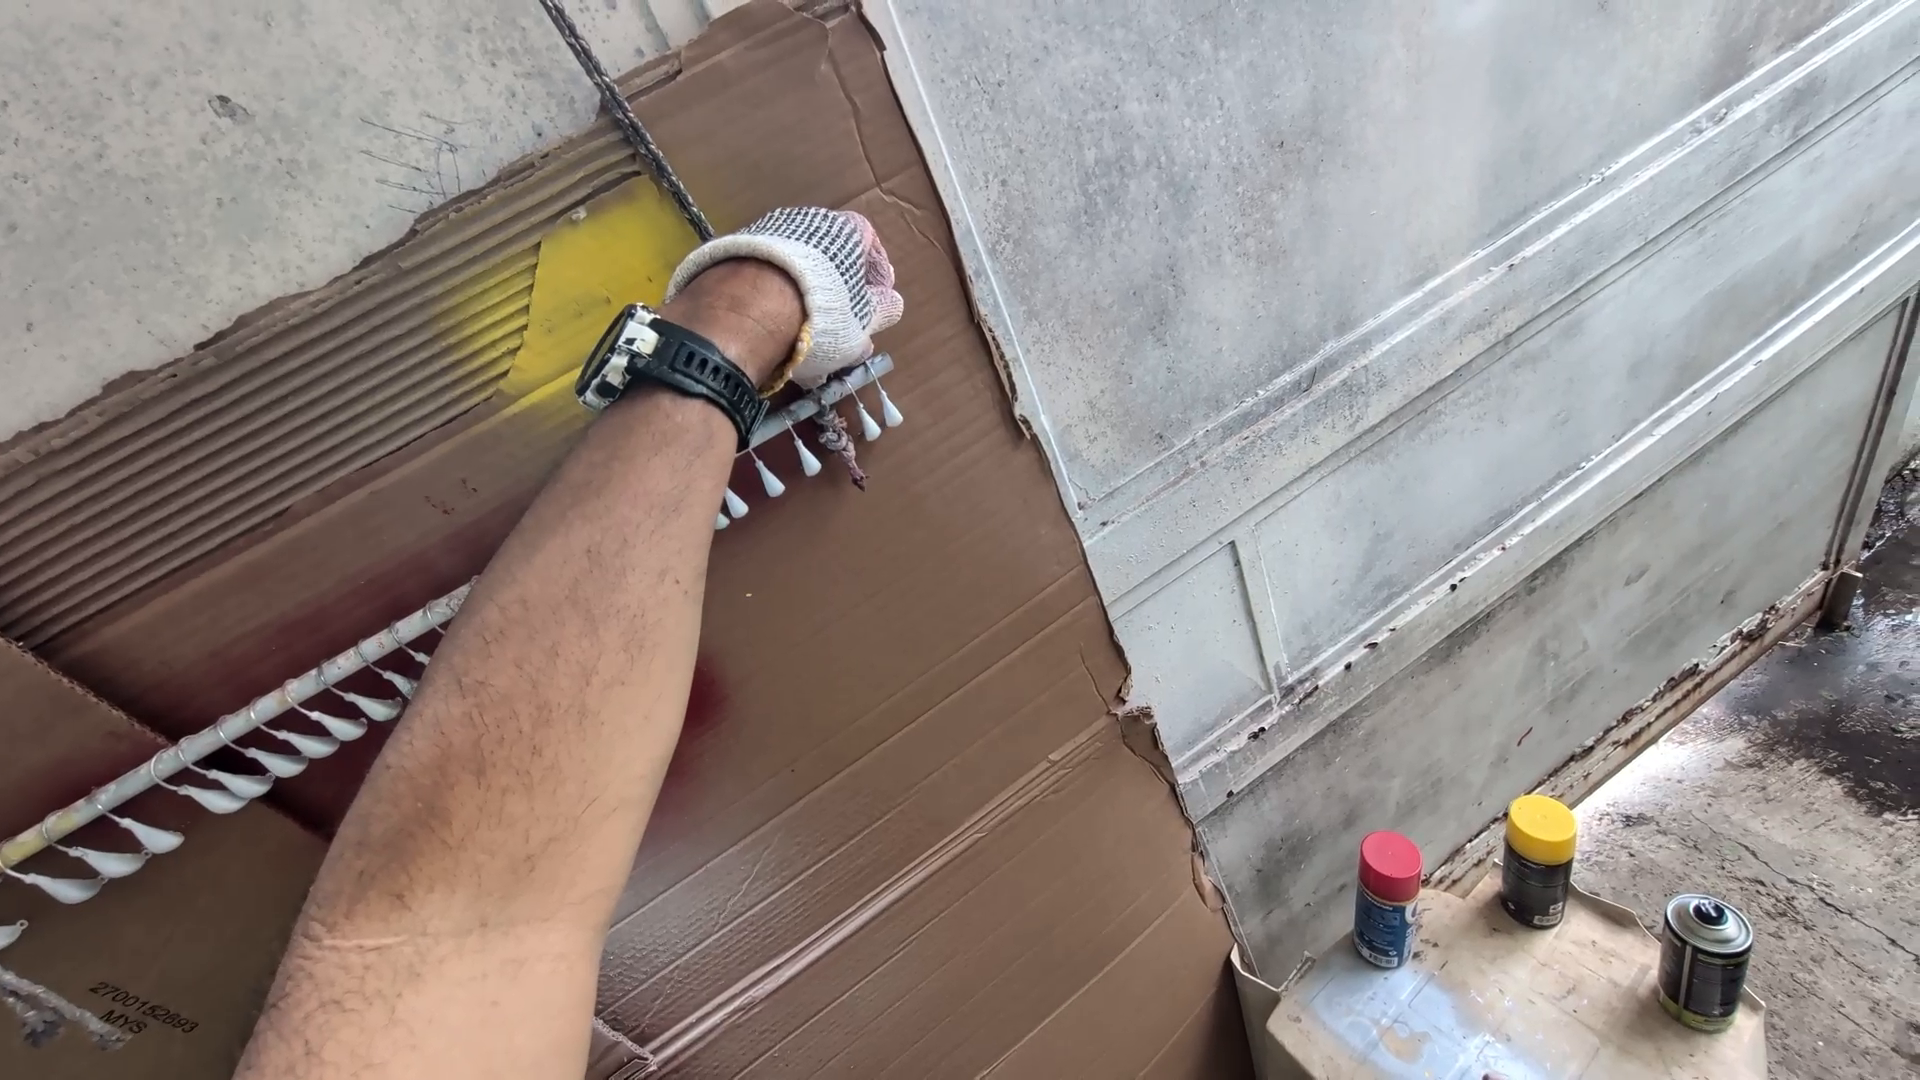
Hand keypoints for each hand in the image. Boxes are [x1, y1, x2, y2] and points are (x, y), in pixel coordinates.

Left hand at [666, 208, 903, 390]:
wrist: (749, 309)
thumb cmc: (822, 312)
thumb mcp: (863, 320)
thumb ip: (882, 309)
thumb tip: (890, 303)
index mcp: (843, 228)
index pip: (868, 241)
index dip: (875, 273)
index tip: (877, 299)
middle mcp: (805, 220)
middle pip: (828, 256)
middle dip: (838, 291)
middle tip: (841, 324)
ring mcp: (766, 233)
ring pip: (796, 270)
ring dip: (805, 299)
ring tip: (806, 335)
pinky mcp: (734, 254)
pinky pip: (766, 278)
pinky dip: (775, 301)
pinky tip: (775, 332)